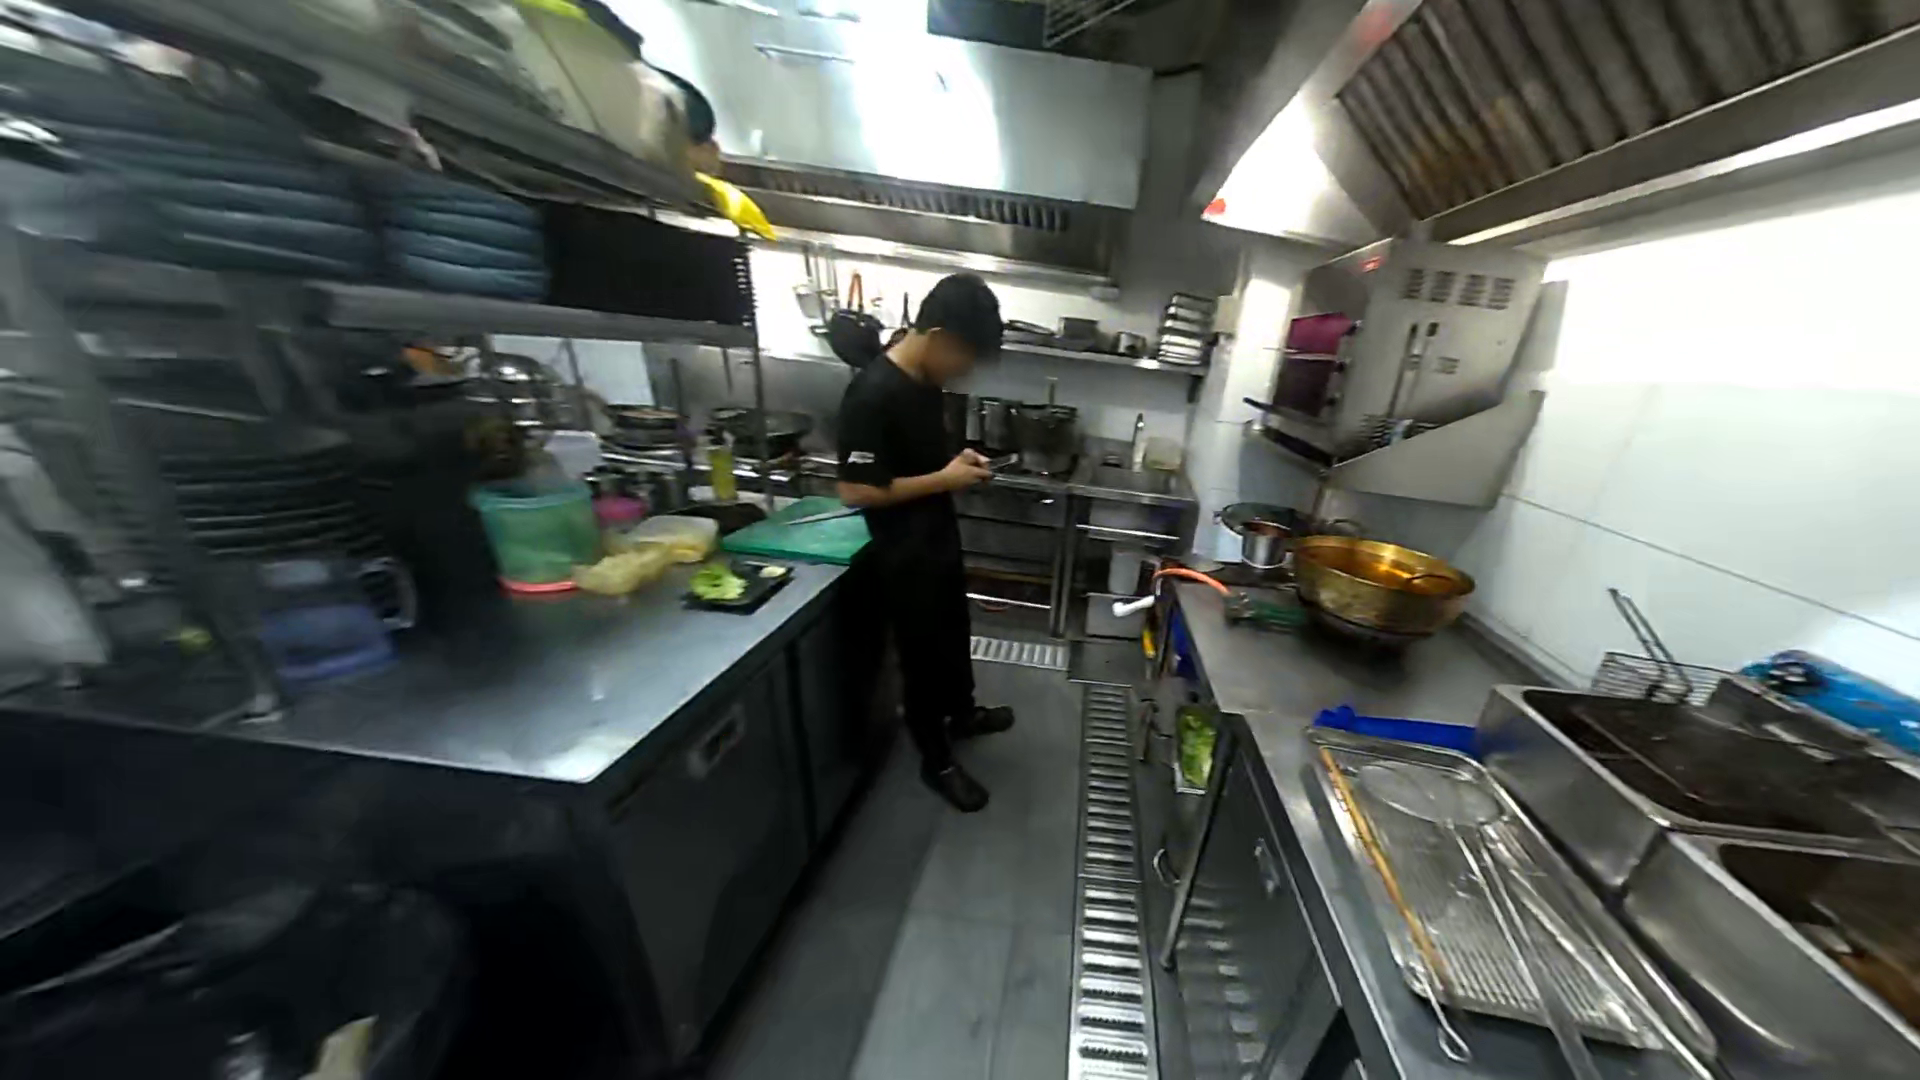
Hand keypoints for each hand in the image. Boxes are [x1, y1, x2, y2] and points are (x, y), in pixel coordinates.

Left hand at [939, 450, 991, 489]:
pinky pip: (970, 473)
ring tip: (980, 482)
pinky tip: (972, 483)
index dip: (988, 469)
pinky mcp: (959, 470)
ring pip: (975, 469)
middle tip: (985, 480)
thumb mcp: (975, 473)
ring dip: (978, 476)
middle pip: (980, 464)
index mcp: (970, 453)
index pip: (985, 460)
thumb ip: (985, 473)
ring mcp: (962, 462)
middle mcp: (966, 455)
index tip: (989, 477)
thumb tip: (992, 474)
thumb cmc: (959, 476)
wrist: (943, 482)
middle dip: (983, 472)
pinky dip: (972, 477)